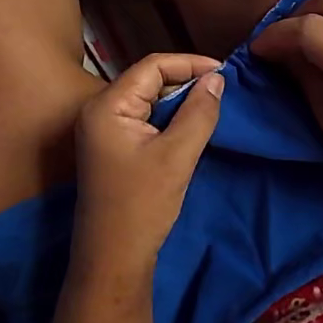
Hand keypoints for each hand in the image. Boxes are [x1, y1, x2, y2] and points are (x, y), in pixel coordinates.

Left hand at [71, 54, 224, 285]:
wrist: (112, 259)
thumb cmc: (142, 205)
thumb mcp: (177, 155)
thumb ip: (198, 112)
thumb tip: (217, 78)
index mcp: (107, 106)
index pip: (151, 66)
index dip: (189, 63)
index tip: (223, 71)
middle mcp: (98, 110)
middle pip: (147, 79)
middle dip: (184, 80)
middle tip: (220, 88)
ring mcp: (102, 129)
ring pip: (146, 99)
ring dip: (177, 99)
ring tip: (210, 103)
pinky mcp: (110, 146)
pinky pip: (142, 118)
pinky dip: (167, 117)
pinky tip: (189, 124)